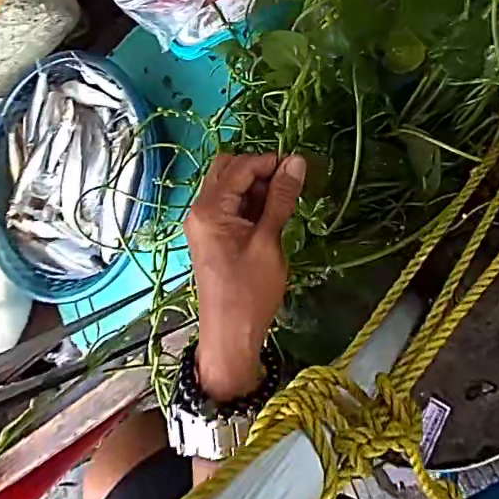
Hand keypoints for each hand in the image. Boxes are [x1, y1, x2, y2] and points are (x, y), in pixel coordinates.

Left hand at [185, 153, 304, 400]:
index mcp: (209, 209)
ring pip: (229, 185)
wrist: (230, 336)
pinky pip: (229, 204)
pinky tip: (271, 213)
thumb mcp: (269, 241)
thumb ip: (280, 198)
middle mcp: (200, 209)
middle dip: (258, 169)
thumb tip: (296, 161)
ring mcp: (204, 222)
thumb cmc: (250, 292)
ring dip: (255, 185)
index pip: (239, 167)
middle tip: (288, 182)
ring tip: (283, 201)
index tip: (298, 166)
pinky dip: (249, 202)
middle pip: (228, 169)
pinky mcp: (212, 233)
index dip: (268, 162)